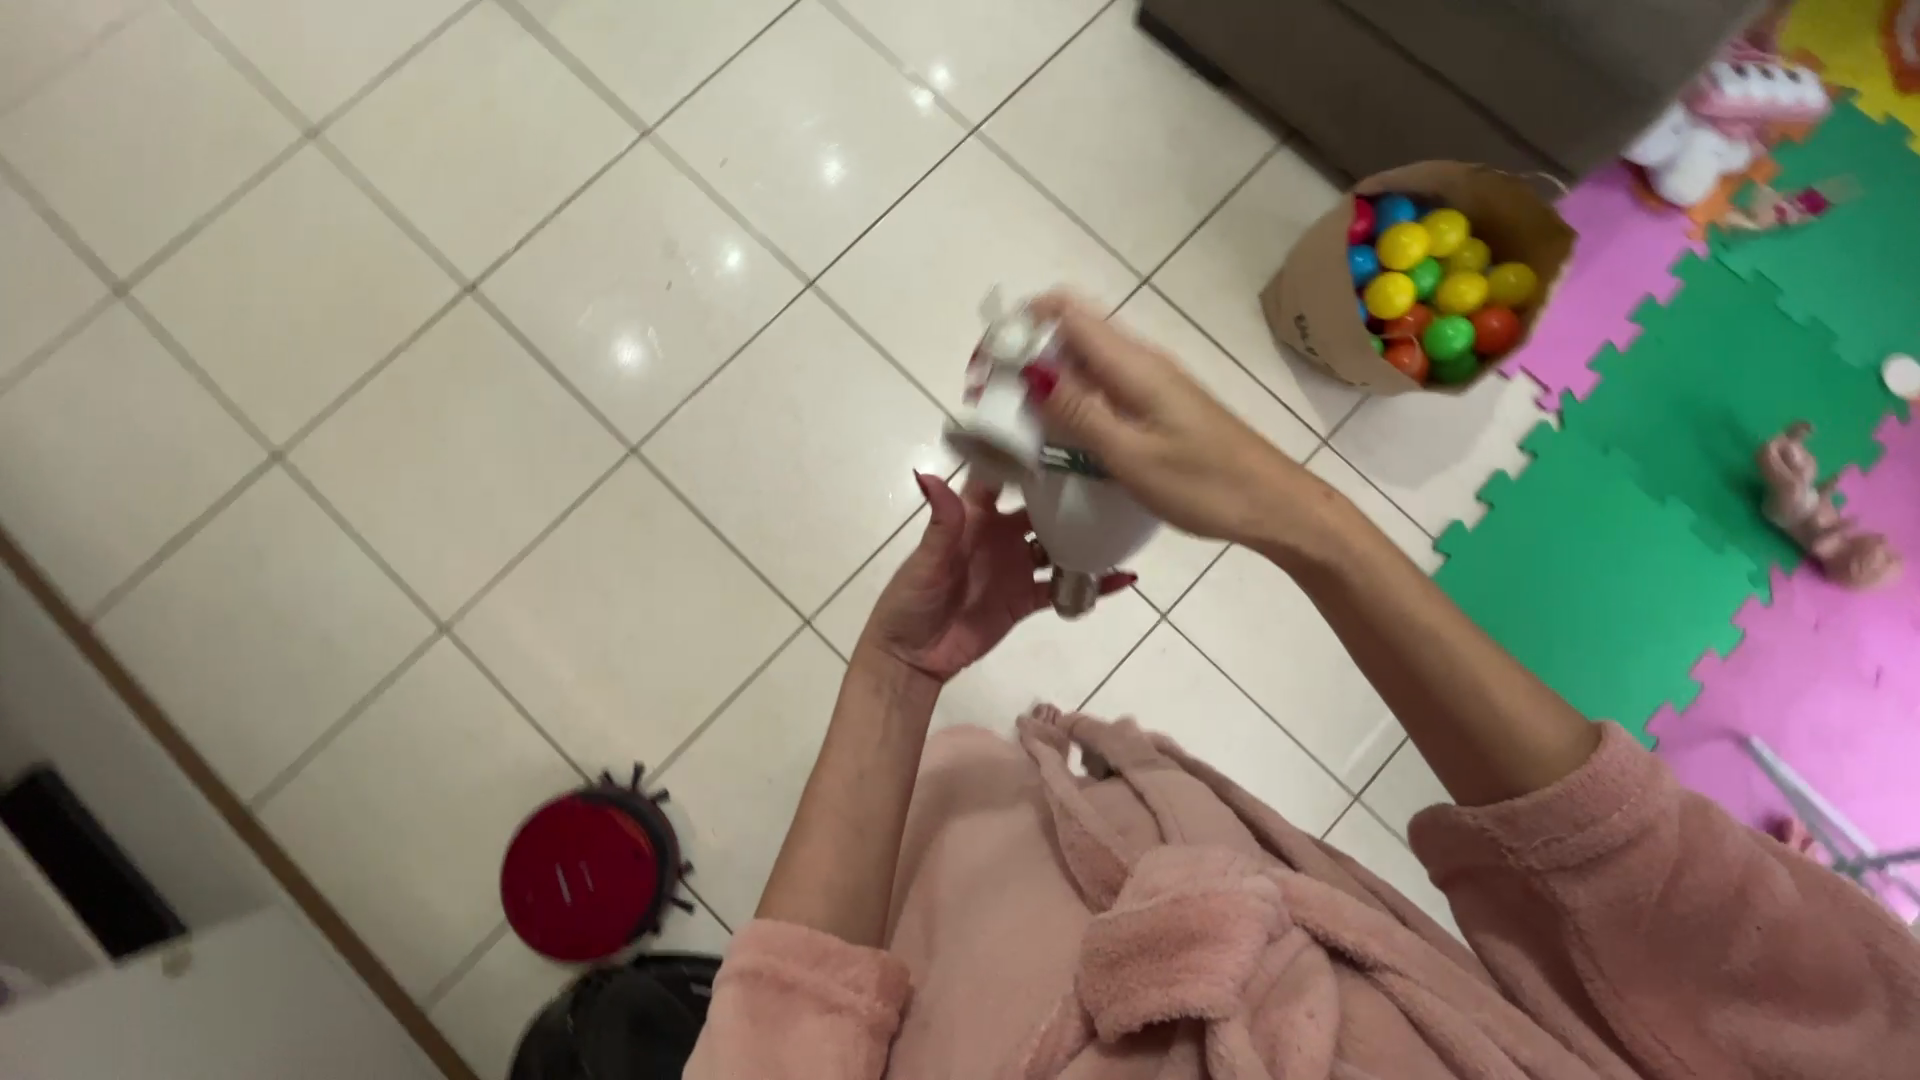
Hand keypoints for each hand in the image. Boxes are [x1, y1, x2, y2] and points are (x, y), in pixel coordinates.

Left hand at [858, 472, 1133, 683]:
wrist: (913, 655)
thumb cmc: (911, 599)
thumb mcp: (926, 559)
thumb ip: (941, 521)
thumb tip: (929, 474)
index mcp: (973, 518)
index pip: (1001, 479)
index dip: (1025, 459)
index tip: (1060, 437)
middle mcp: (999, 536)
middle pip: (1038, 509)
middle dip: (1067, 495)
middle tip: (1107, 479)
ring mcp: (1014, 568)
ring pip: (1056, 547)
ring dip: (1083, 538)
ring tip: (1119, 525)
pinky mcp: (1024, 600)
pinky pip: (1060, 588)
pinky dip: (1090, 584)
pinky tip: (1123, 578)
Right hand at [1021, 291, 1324, 549]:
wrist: (1272, 504)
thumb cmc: (1204, 485)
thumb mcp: (1131, 456)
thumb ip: (1079, 413)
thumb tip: (1030, 371)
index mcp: (1133, 364)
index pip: (1065, 310)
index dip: (1020, 323)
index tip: (990, 364)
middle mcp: (1140, 361)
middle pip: (1070, 332)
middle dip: (1024, 355)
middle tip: (992, 402)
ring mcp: (1150, 382)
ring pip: (1084, 361)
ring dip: (1045, 380)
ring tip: (1015, 422)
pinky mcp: (1156, 404)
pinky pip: (1101, 386)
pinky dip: (1071, 399)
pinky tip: (1058, 434)